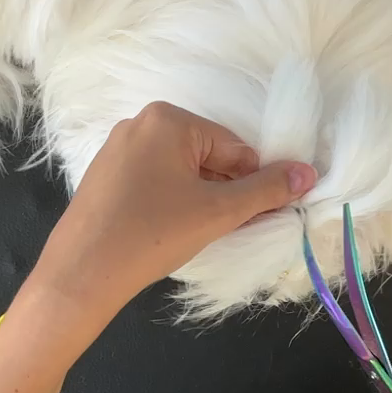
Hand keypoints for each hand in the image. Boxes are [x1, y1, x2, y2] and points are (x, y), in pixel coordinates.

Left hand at [25, 102, 316, 324]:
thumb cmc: (153, 234)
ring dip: (197, 202)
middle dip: (222, 193)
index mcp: (169, 119)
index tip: (253, 218)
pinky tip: (164, 234)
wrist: (82, 273)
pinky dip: (168, 206)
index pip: (235, 149)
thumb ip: (266, 191)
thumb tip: (309, 173)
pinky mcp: (103, 179)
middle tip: (221, 231)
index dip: (250, 186)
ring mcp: (116, 151)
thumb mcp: (217, 212)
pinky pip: (152, 184)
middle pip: (207, 158)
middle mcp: (139, 124)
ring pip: (179, 173)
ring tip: (191, 236)